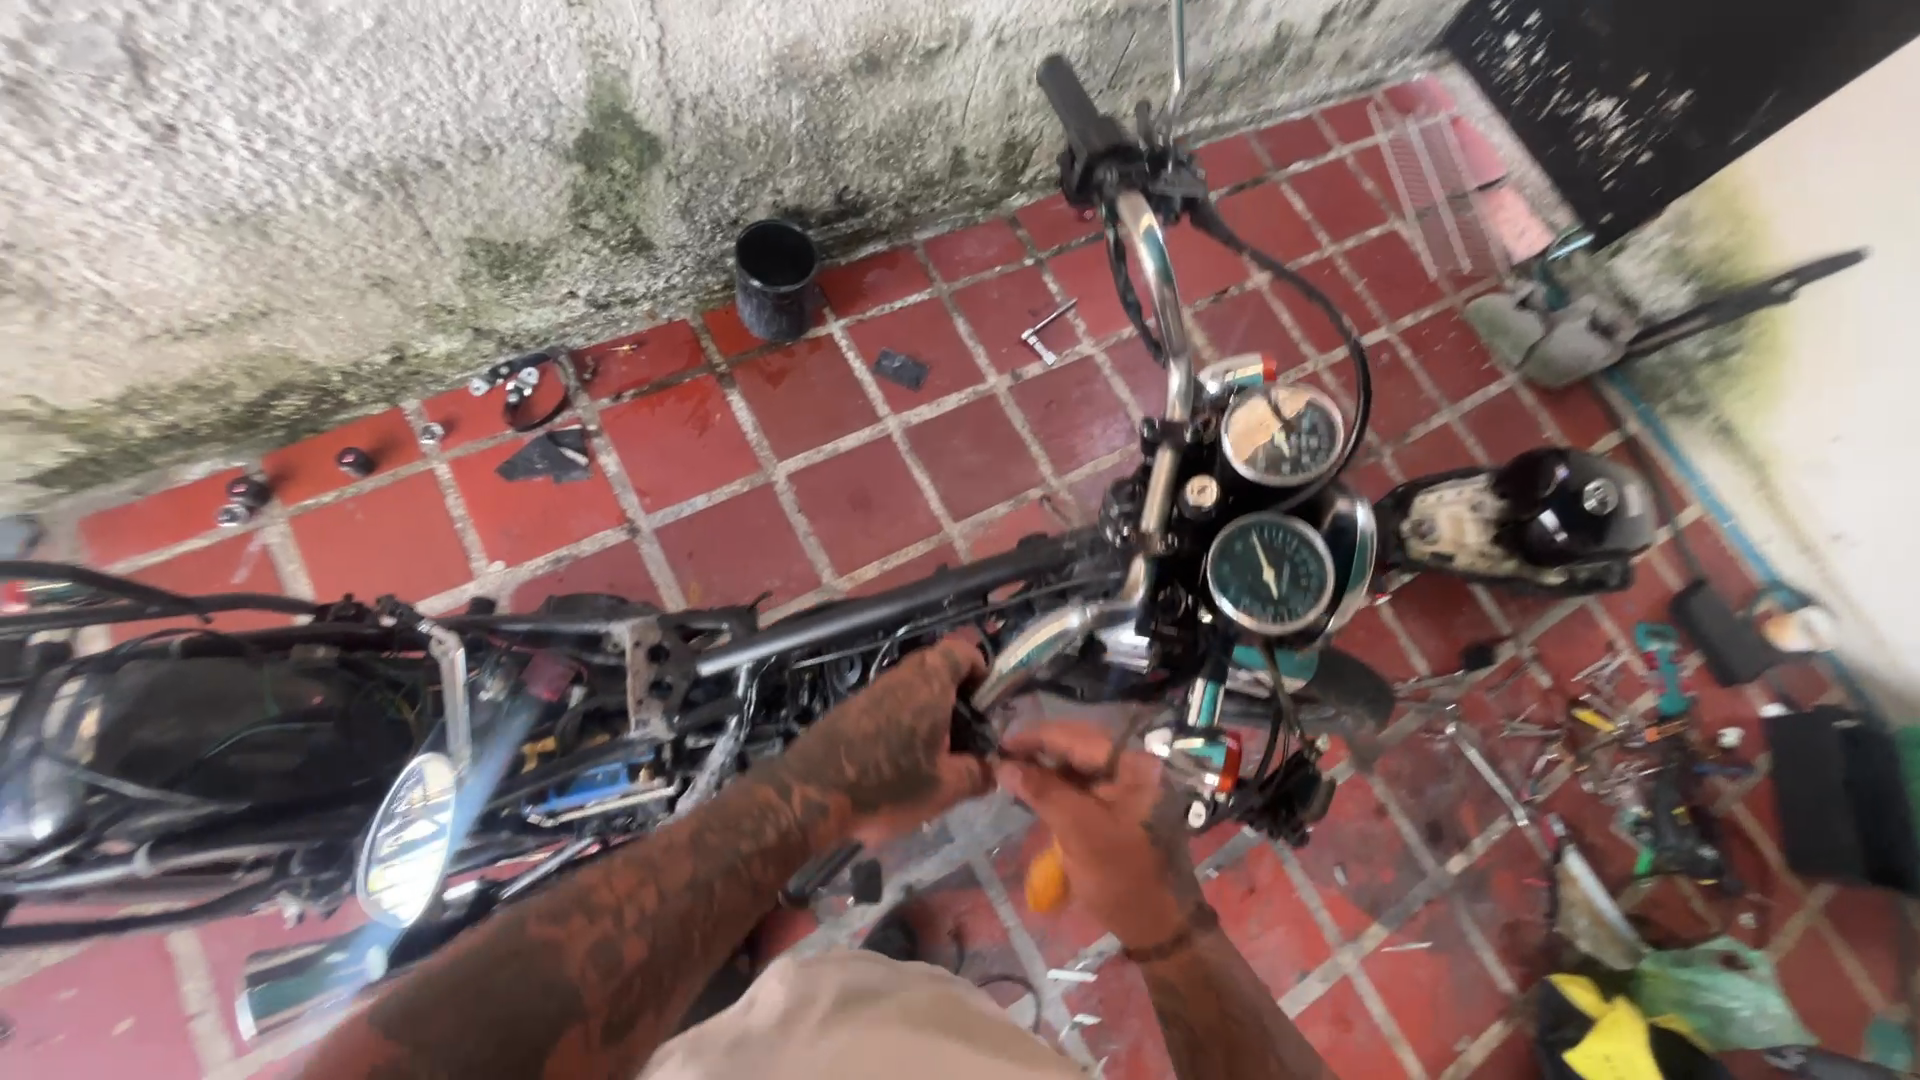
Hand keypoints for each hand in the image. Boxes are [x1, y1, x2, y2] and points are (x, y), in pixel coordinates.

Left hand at [777, 635, 992, 847]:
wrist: (810, 793)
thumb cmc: (888, 784)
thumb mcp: (945, 789)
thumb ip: (977, 775)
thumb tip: (992, 769)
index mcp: (930, 684)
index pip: (962, 649)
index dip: (980, 667)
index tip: (986, 698)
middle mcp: (901, 677)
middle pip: (936, 667)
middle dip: (955, 693)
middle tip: (965, 729)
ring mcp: (872, 691)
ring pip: (910, 687)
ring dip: (927, 709)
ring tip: (934, 751)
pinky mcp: (849, 709)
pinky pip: (887, 704)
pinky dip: (901, 722)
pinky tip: (900, 760)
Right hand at [996, 720, 1200, 949]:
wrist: (1160, 928)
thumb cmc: (1123, 878)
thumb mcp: (1079, 832)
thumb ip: (1043, 792)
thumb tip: (1004, 765)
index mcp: (1136, 764)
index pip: (1078, 737)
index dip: (1036, 737)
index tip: (1001, 744)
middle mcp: (1137, 767)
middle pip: (1079, 747)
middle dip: (1040, 751)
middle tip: (1003, 759)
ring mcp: (1132, 787)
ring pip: (1081, 766)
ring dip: (1048, 768)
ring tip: (1014, 773)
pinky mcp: (1123, 807)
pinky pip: (1086, 786)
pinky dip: (1060, 787)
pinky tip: (1037, 792)